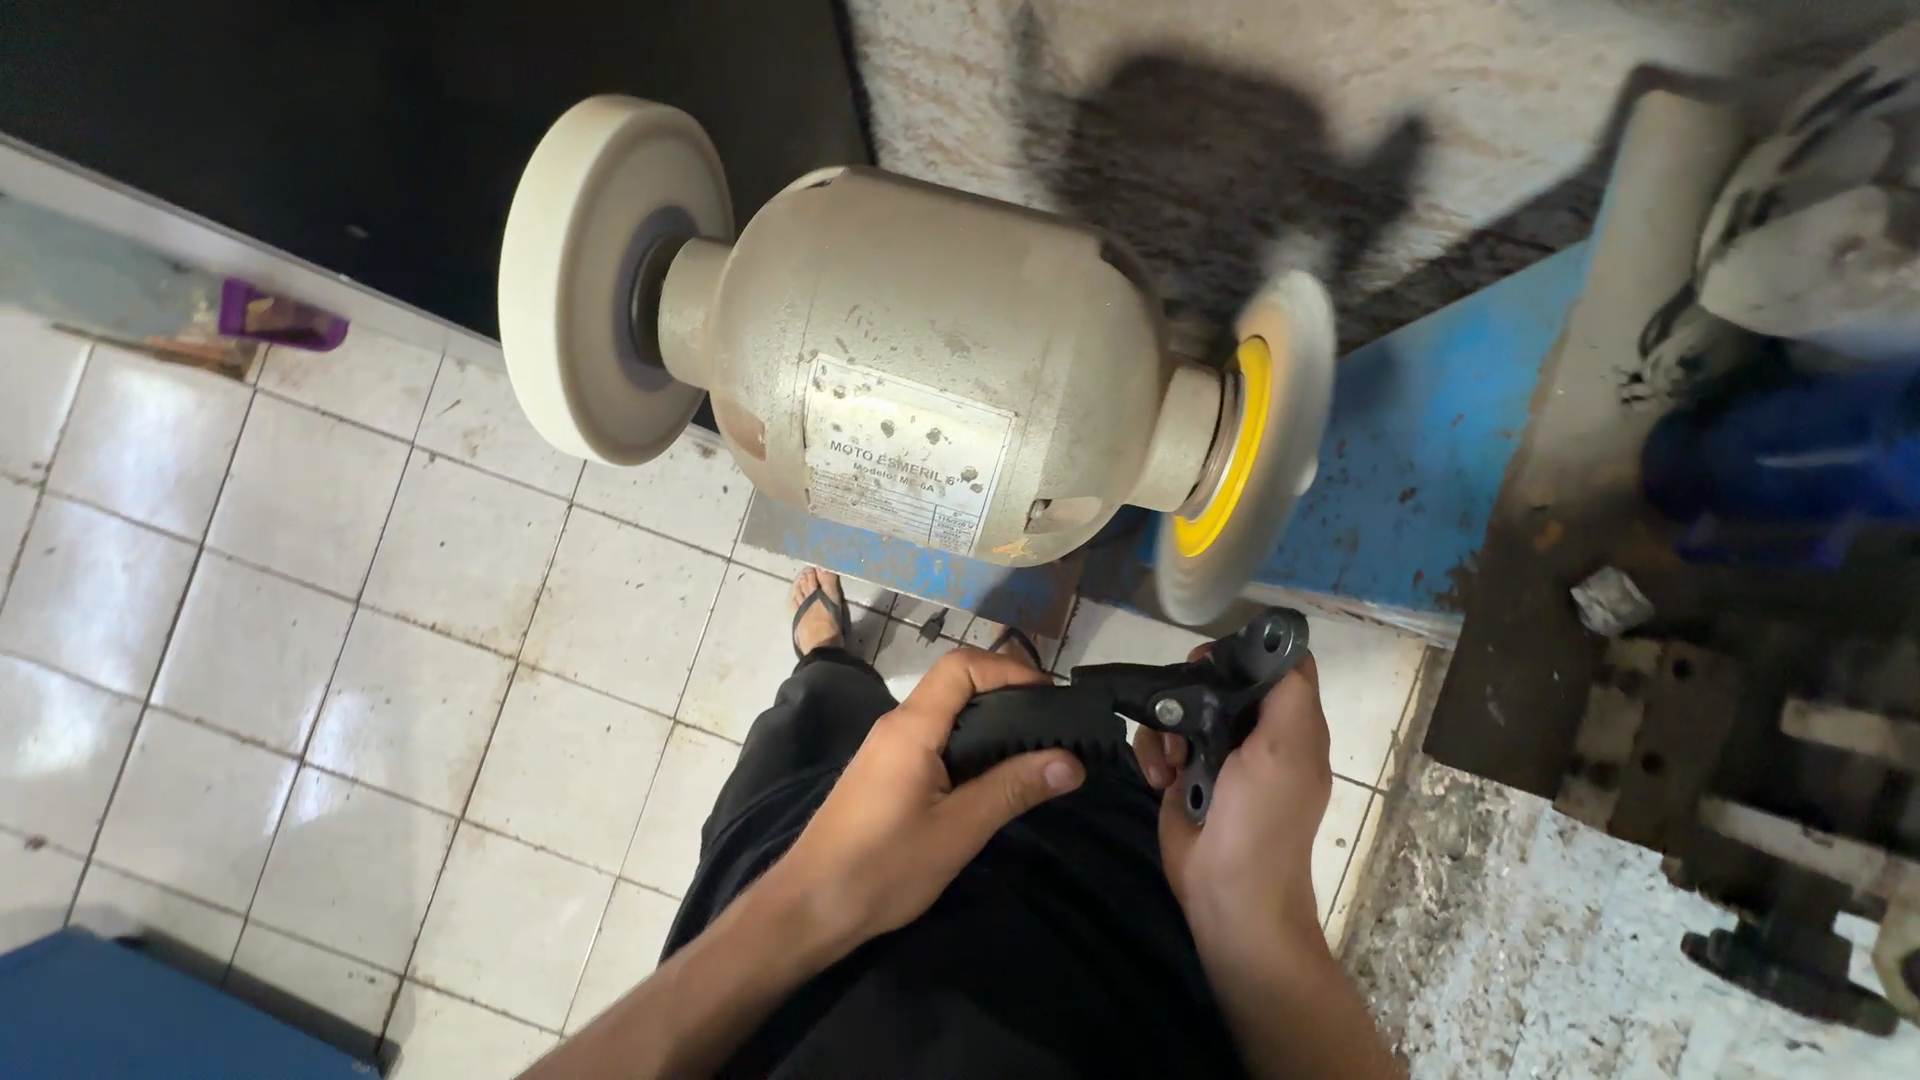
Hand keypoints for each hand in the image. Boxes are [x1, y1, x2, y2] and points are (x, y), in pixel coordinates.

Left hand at [767, 647, 1085, 952]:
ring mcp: (888, 748)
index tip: (1050, 697)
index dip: (1009, 669)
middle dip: (1006, 692)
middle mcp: (897, 725)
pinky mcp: (886, 771)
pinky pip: (934, 738)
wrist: (808, 908)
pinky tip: (993, 775)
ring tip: (1034, 749)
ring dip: (990, 720)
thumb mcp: (957, 831)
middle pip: (956, 683)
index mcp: (911, 726)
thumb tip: (1073, 761)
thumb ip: (1012, 789)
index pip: (962, 666)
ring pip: (946, 712)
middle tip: (1053, 726)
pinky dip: (970, 743)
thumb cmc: (883, 868)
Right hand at [1132, 650, 1331, 945]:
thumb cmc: (1263, 820)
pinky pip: (1158, 741)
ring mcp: (1216, 755)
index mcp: (1290, 726)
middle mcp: (1254, 734)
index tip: (1217, 654)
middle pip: (1219, 681)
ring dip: (1168, 725)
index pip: (1276, 667)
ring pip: (1182, 707)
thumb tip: (1282, 644)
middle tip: (1181, 700)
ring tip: (1173, 760)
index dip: (1249, 651)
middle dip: (1194, 686)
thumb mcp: (1286, 751)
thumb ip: (1288, 695)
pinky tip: (1159, 778)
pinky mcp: (1182, 774)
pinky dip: (1152, 754)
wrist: (1227, 892)